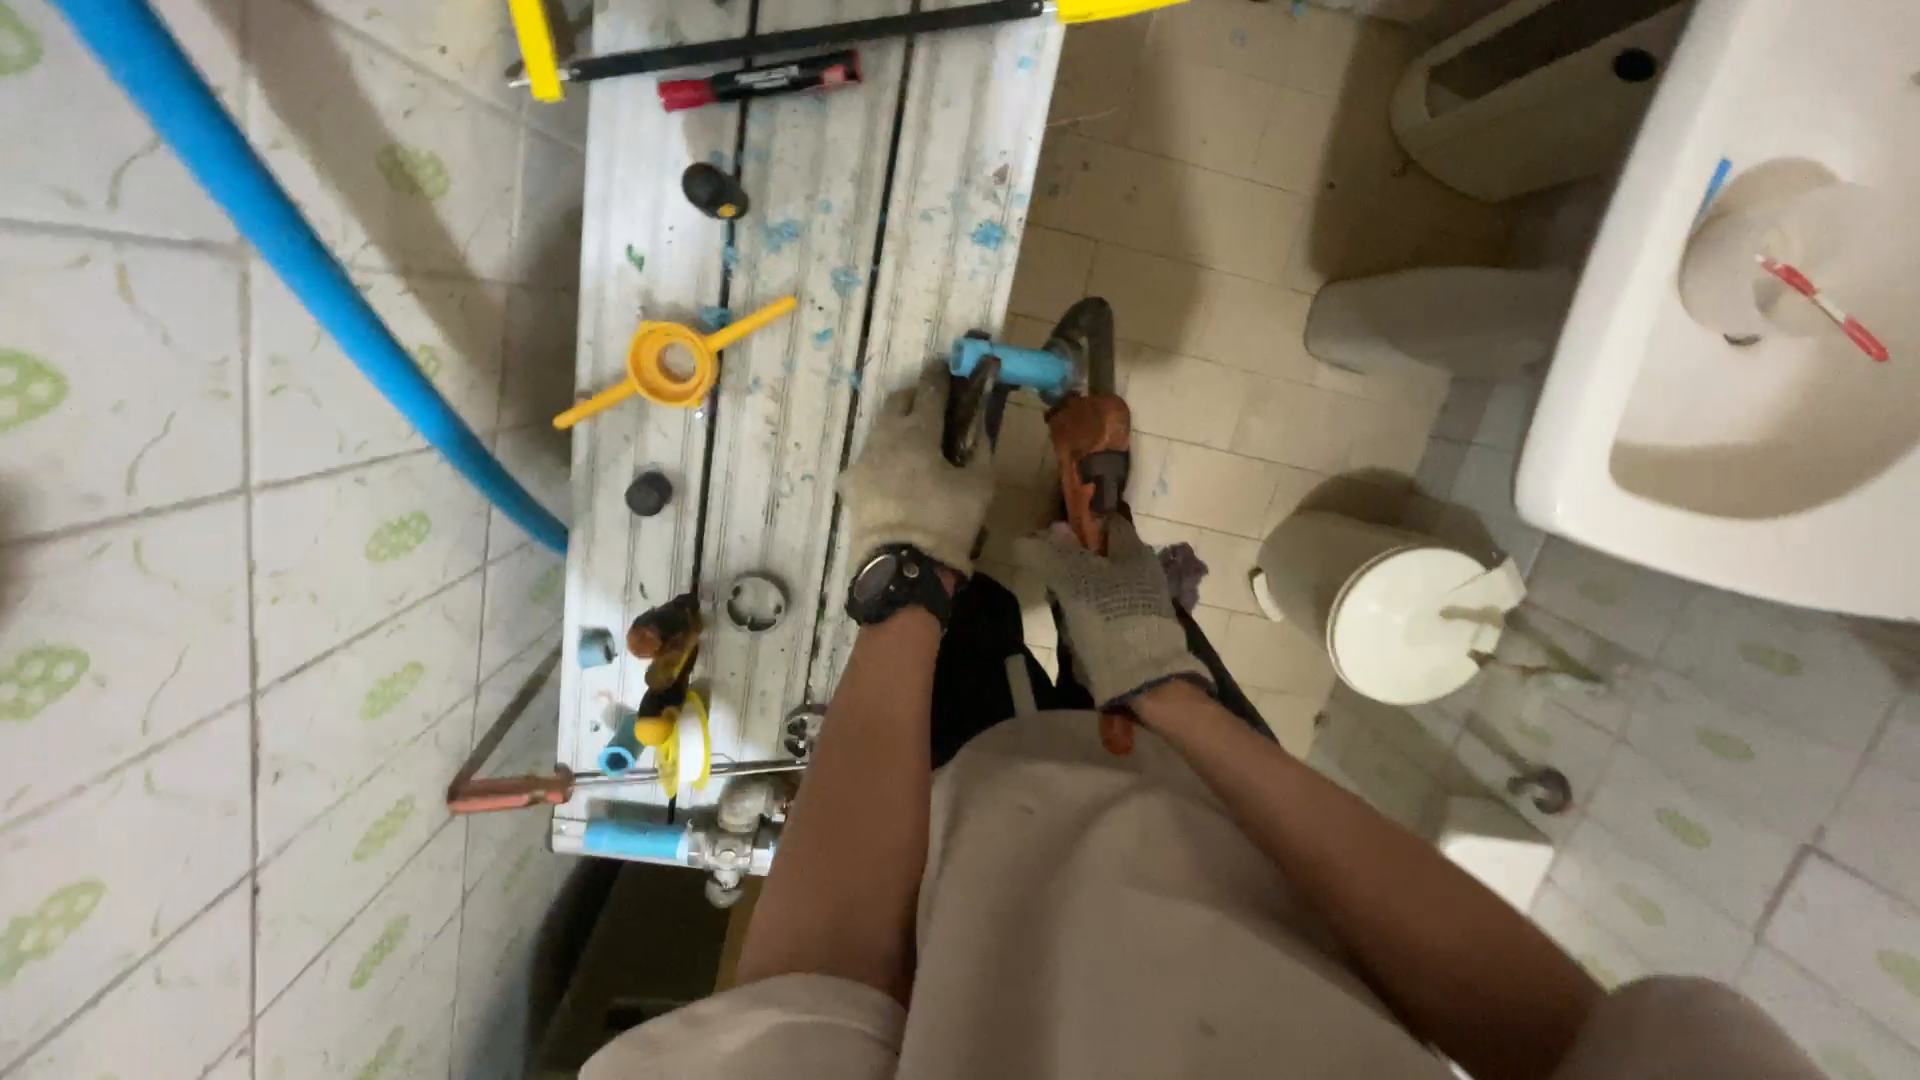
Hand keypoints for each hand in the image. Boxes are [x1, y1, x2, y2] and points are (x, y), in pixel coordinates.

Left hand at [840, 363, 994, 577]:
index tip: (945, 365)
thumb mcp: (980, 485)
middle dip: (914, 397)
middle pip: (897, 402)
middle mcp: (885, 437)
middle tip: (931, 405)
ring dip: (897, 428)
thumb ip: (980, 448)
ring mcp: (862, 461)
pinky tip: (892, 477)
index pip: (930, 390)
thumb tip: (977, 427)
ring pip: (879, 431)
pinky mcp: (850, 486)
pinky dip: (882, 460)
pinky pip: (867, 462)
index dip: (940, 375)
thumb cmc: (948, 522)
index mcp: (919, 432)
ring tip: (914, 445)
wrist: (904, 567)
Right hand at [1017, 516, 1212, 709]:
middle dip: (1078, 562)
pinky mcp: (1141, 628)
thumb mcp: (1075, 580)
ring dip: (1083, 592)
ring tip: (1062, 606)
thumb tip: (1052, 527)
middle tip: (1053, 575)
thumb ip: (1058, 553)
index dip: (1083, 525)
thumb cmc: (1109, 617)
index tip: (1057, 538)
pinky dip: (1093, 615)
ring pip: (1106, 585)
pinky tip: (1079, 629)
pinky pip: (1110, 611)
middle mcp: (1145, 571)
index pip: (1108, 523)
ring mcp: (1145, 601)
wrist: (1143, 677)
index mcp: (1134, 551)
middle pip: (1105, 556)